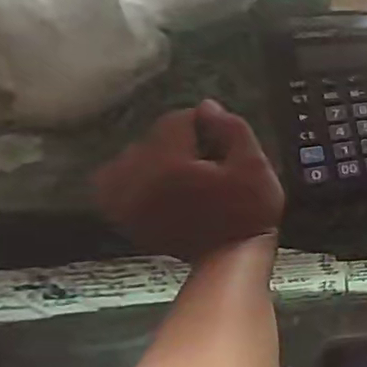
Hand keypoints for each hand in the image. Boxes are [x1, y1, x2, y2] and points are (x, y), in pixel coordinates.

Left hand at [93, 100, 284, 261]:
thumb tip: (206, 107)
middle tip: (208, 157)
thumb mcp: (254, 164)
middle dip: (178, 140)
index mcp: (169, 163)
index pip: (176, 121)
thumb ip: (231, 130)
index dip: (203, 123)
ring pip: (128, 158)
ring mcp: (126, 201)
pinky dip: (128, 177)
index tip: (223, 137)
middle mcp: (138, 179)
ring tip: (181, 168)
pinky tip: (153, 182)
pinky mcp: (124, 217)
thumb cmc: (249, 211)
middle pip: (151, 138)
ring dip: (152, 156)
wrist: (230, 259)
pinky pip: (112, 184)